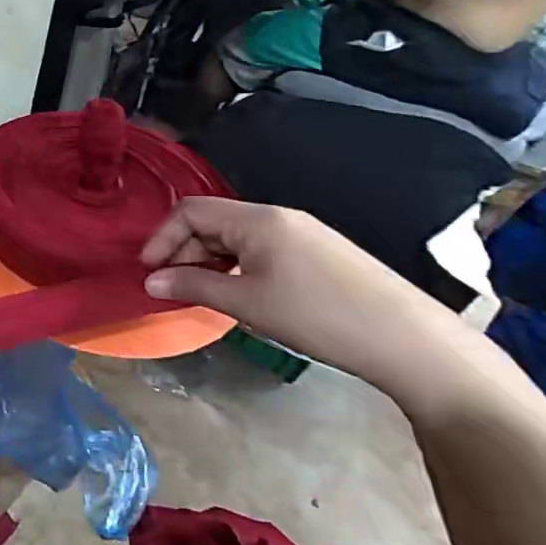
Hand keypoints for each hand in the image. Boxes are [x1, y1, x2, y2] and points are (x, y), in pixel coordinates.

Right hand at [140, 199, 487, 407]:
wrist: (398, 334)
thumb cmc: (314, 314)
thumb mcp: (246, 302)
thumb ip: (194, 285)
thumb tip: (151, 280)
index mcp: (257, 218)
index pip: (192, 210)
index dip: (162, 237)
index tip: (147, 272)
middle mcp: (278, 216)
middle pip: (214, 222)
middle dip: (184, 252)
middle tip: (173, 290)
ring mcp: (301, 232)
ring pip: (238, 238)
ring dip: (210, 262)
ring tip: (202, 296)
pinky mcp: (316, 252)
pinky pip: (261, 250)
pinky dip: (237, 268)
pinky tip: (240, 295)